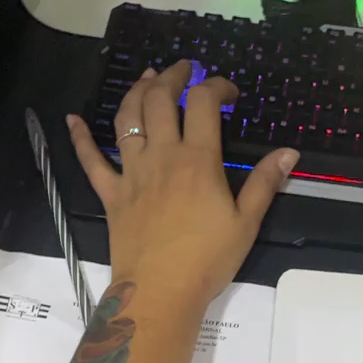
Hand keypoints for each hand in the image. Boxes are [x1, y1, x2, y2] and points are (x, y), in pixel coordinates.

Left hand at [67, 61, 298, 304]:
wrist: (161, 292)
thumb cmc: (208, 261)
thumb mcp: (246, 224)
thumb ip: (264, 184)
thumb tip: (288, 153)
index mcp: (198, 161)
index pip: (204, 104)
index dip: (216, 86)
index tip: (228, 92)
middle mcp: (162, 156)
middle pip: (161, 99)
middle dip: (173, 76)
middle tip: (183, 70)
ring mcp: (132, 173)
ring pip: (128, 118)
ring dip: (136, 91)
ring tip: (146, 79)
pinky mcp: (111, 194)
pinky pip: (91, 161)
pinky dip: (81, 138)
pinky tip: (73, 120)